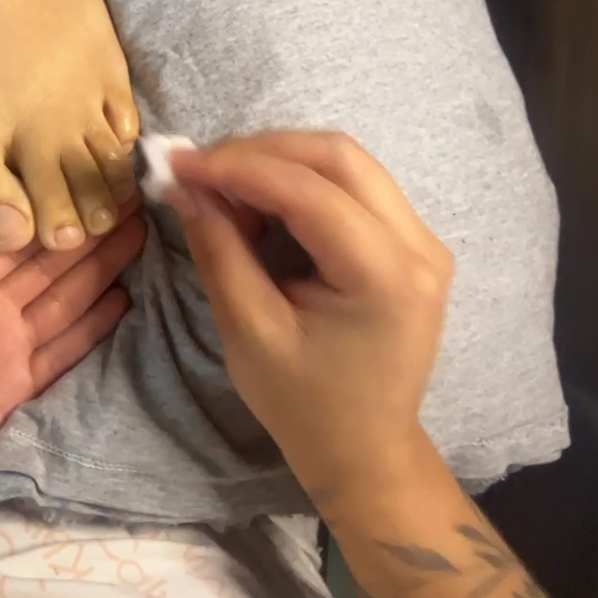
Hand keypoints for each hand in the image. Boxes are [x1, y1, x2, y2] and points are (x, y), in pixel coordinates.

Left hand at [0, 195, 144, 542]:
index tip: (84, 177)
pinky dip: (92, 327)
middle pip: (44, 264)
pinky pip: (62, 350)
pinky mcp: (16, 388)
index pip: (6, 238)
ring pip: (62, 301)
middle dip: (85, 233)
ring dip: (99, 272)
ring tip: (143, 238)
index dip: (44, 208)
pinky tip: (124, 300)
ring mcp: (1, 348)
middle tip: (135, 199)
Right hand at [162, 131, 452, 491]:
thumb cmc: (303, 400)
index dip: (235, 166)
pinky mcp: (407, 241)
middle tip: (197, 168)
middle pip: (336, 155)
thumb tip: (182, 186)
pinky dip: (294, 178)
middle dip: (257, 150)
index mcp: (384, 276)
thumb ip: (218, 248)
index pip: (307, 190)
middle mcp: (418, 246)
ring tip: (220, 185)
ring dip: (274, 159)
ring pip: (343, 160)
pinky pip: (349, 183)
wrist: (364, 447)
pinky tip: (255, 200)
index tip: (177, 163)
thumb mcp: (247, 328)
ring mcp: (421, 240)